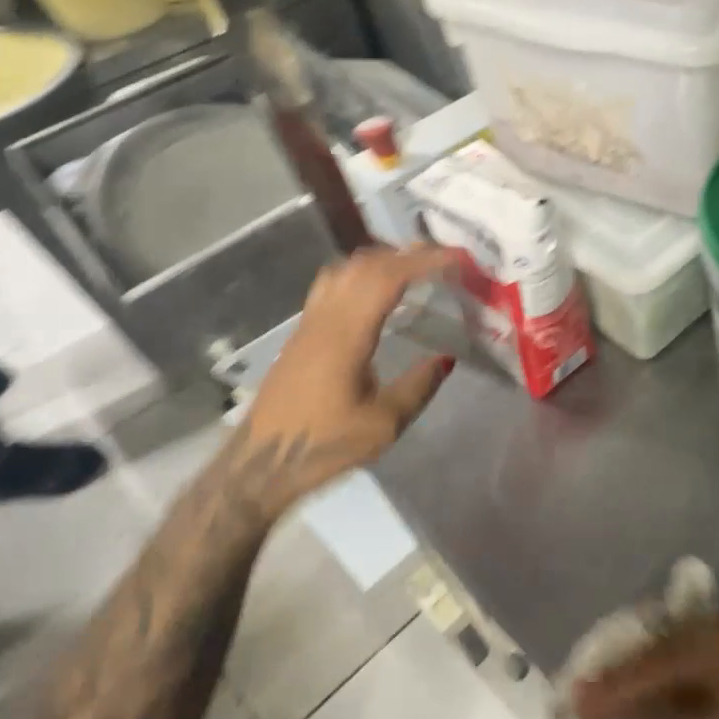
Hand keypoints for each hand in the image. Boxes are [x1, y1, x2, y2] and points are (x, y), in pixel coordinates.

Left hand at [236, 246, 459, 511]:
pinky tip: (377, 291)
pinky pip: (332, 286)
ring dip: (381, 260)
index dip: (424, 261)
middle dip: (406, 253)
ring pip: (343, 271)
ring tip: (414, 266)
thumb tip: (447, 356)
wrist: (262, 465)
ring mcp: (308, 325)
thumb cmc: (325, 446)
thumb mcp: (383, 424)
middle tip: (443, 257)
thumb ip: (418, 386)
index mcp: (346, 336)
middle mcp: (325, 320)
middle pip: (364, 265)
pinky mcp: (301, 336)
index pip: (388, 279)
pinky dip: (361, 274)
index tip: (457, 257)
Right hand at [571, 617, 718, 718]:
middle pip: (654, 646)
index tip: (572, 702)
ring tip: (611, 686)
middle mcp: (714, 630)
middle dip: (620, 669)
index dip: (607, 690)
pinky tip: (654, 687)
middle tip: (585, 689)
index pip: (643, 669)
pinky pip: (690, 650)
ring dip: (643, 666)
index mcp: (703, 648)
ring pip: (672, 645)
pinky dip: (666, 668)